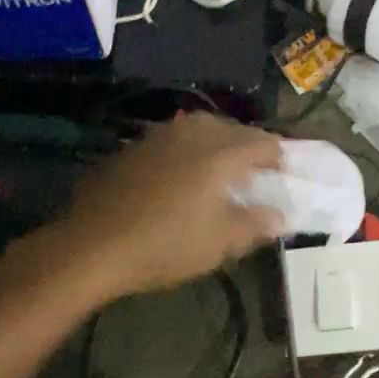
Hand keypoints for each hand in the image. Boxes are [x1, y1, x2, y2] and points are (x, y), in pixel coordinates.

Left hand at [0, 112, 283, 309]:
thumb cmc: (165, 246)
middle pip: (234, 130)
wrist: (90, 247)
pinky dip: (189, 152)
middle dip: (251, 148)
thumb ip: (257, 223)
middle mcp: (193, 133)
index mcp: (221, 152)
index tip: (287, 174)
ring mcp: (159, 136)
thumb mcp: (221, 243)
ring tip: (223, 172)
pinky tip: (183, 177)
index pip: (264, 143)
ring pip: (201, 131)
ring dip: (219, 146)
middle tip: (258, 173)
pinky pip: (175, 141)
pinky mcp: (133, 147)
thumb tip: (282, 214)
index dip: (280, 158)